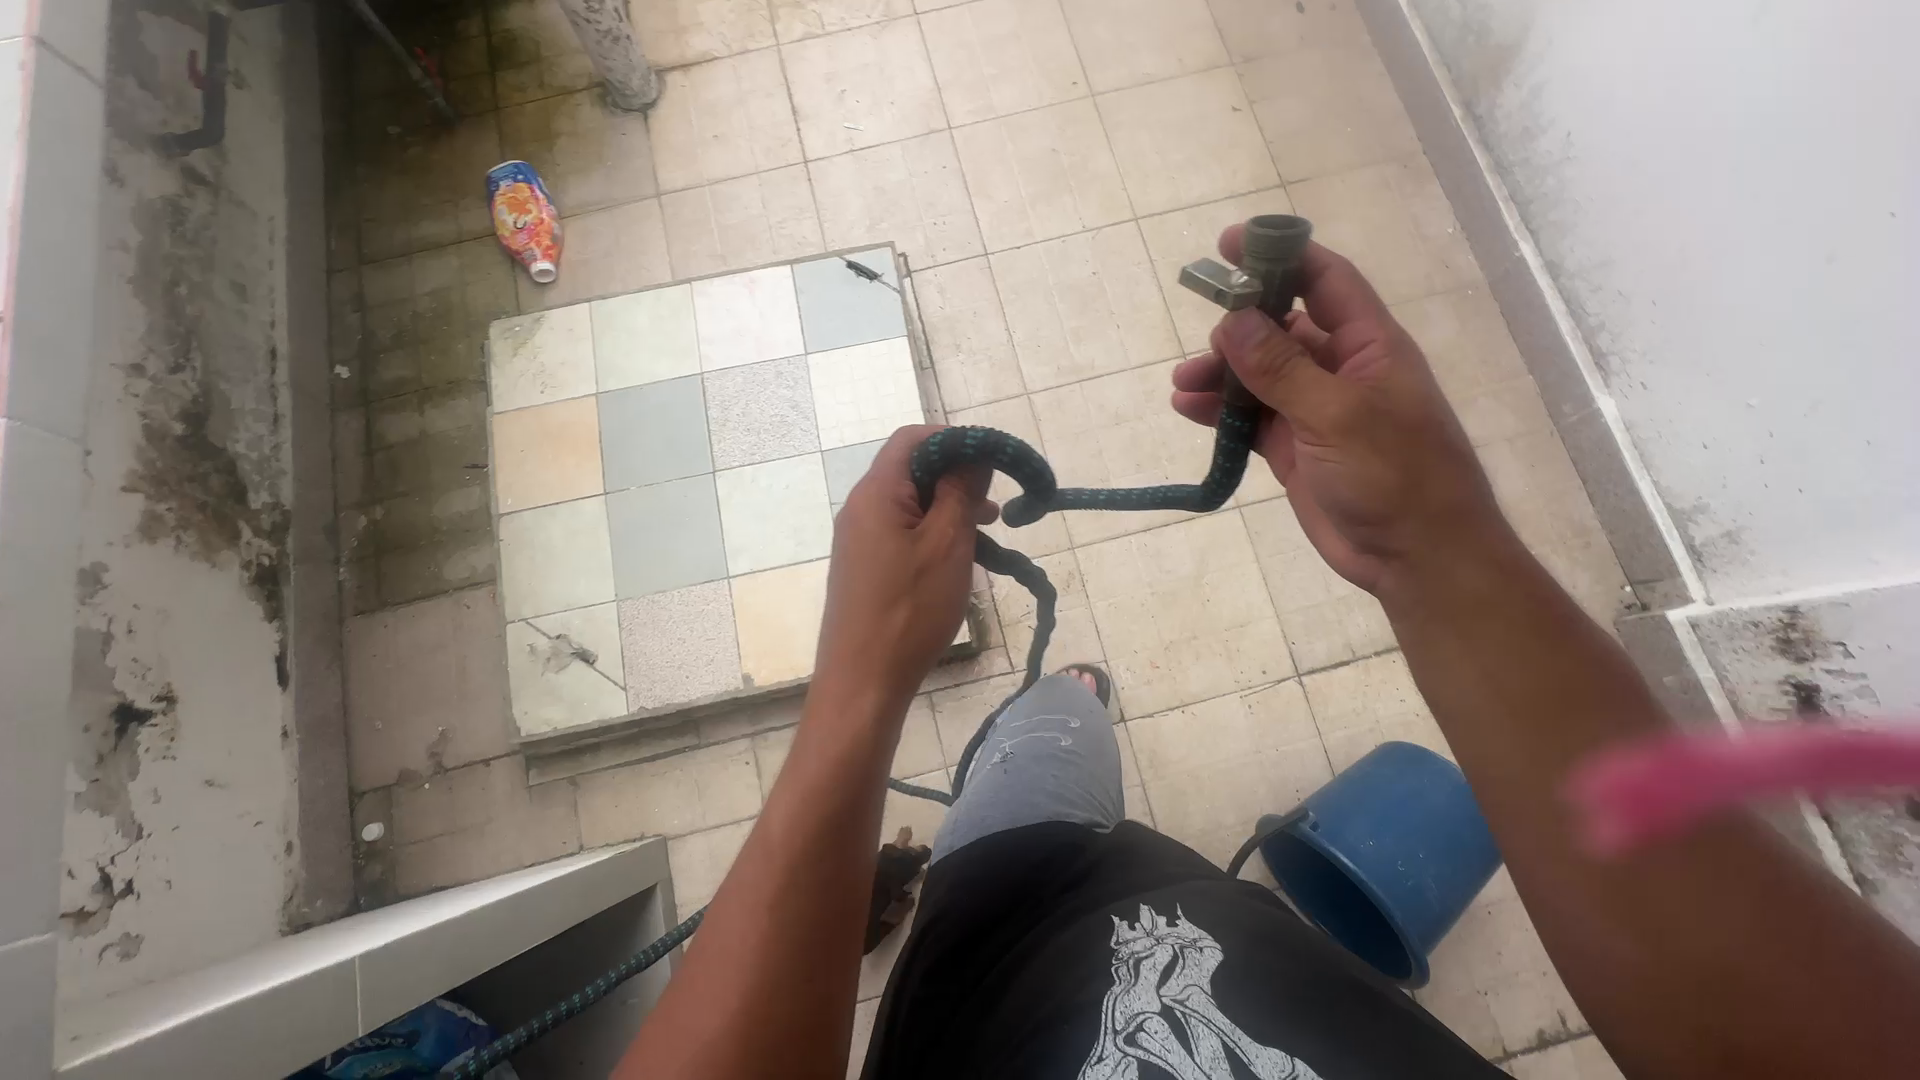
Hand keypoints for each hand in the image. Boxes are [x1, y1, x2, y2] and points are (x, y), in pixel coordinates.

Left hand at [815, 426, 994, 708]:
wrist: (863, 682)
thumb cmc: (910, 610)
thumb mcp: (947, 544)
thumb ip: (961, 492)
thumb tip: (974, 454)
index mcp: (876, 493)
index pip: (912, 438)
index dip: (953, 441)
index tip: (990, 465)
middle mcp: (860, 508)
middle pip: (911, 470)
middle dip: (956, 478)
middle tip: (994, 505)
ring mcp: (859, 539)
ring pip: (910, 505)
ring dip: (949, 509)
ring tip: (987, 532)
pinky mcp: (864, 567)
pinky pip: (902, 533)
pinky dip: (933, 534)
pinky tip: (959, 560)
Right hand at [1171, 227, 1506, 595]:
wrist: (1415, 556)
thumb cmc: (1395, 475)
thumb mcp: (1337, 414)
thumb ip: (1282, 367)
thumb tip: (1231, 321)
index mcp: (1368, 346)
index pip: (1323, 282)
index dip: (1280, 257)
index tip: (1229, 245)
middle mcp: (1340, 370)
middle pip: (1281, 330)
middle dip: (1238, 328)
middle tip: (1201, 343)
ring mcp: (1314, 411)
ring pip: (1259, 377)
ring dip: (1221, 376)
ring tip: (1182, 384)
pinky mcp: (1294, 448)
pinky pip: (1251, 419)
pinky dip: (1220, 413)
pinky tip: (1189, 409)